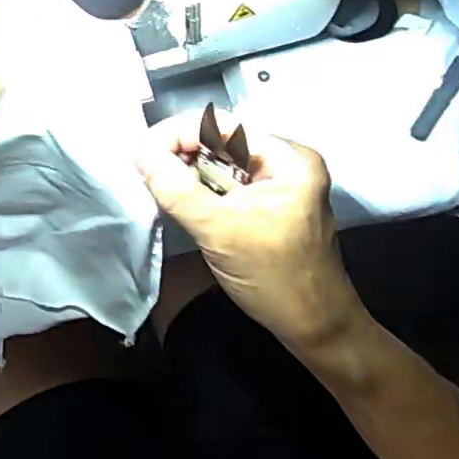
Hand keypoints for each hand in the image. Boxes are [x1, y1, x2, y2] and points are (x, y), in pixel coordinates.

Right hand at [136, 112, 366, 352]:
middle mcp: (286, 159)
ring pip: (220, 160)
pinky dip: (202, 187)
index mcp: (287, 157)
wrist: (318, 333)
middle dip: (181, 154)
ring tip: (161, 186)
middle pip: (219, 140)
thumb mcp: (220, 232)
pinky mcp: (270, 199)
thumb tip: (139, 150)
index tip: (141, 154)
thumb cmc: (277, 283)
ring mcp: (280, 179)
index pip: (220, 125)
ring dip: (188, 172)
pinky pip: (227, 180)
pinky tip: (184, 200)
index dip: (176, 134)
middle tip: (148, 173)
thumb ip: (176, 189)